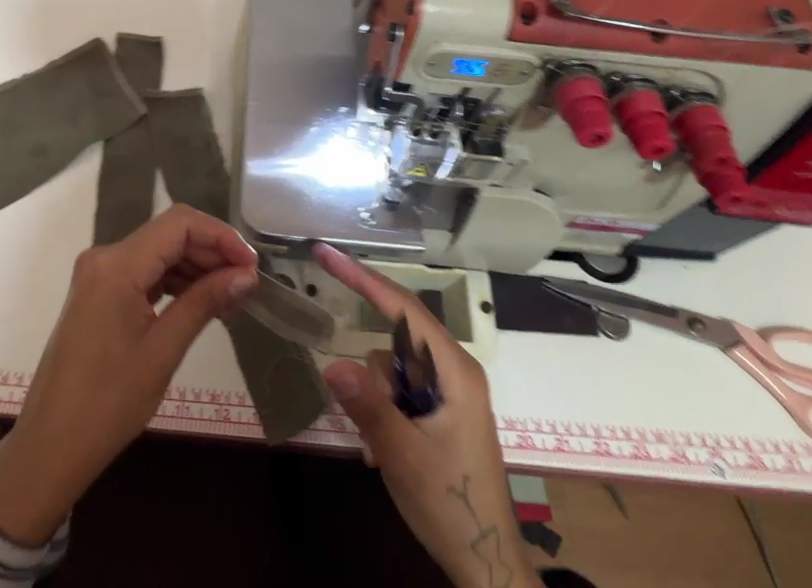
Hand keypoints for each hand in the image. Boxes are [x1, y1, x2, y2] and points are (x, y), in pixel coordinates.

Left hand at [0, 205, 259, 543]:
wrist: (53, 443)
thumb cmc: (109, 401)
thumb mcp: (164, 350)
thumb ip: (204, 302)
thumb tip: (246, 275)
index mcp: (116, 265)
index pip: (179, 223)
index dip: (221, 236)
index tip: (253, 266)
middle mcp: (103, 258)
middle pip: (168, 234)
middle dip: (212, 252)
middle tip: (248, 286)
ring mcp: (97, 276)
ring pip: (157, 253)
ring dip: (195, 268)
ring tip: (230, 300)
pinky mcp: (97, 295)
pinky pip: (143, 273)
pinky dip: (174, 282)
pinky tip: (200, 304)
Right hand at [316, 244, 536, 587]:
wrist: (483, 555)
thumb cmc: (449, 501)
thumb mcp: (402, 454)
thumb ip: (368, 405)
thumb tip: (332, 362)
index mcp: (455, 371)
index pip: (404, 309)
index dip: (364, 278)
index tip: (327, 255)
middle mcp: (455, 371)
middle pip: (396, 339)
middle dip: (368, 367)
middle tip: (349, 389)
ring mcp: (449, 392)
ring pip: (393, 369)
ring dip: (374, 399)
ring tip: (377, 449)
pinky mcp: (442, 411)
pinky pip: (400, 392)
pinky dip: (383, 412)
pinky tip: (381, 452)